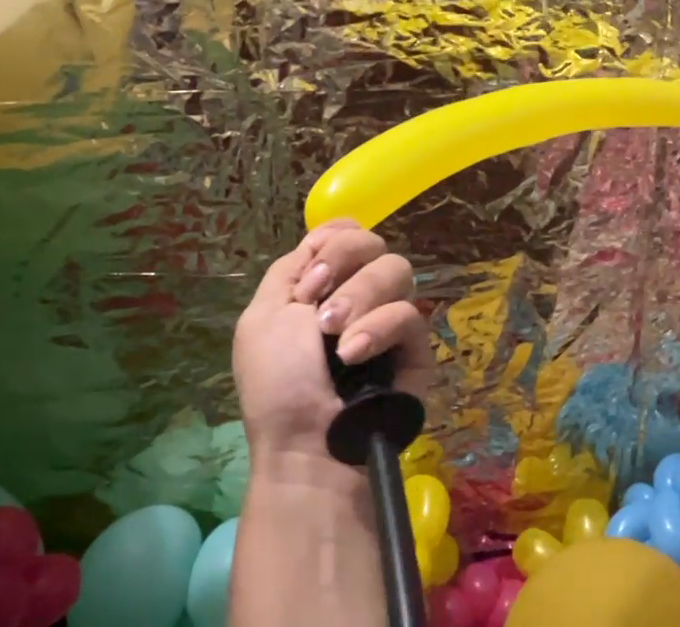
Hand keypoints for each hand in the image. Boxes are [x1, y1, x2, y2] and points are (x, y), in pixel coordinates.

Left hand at [233, 220, 431, 462]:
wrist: (306, 446)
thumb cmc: (276, 386)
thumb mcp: (263, 317)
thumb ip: (292, 267)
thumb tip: (331, 233)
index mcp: (321, 286)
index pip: (346, 233)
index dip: (334, 239)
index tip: (314, 271)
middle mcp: (358, 294)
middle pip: (373, 242)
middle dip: (345, 262)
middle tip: (320, 302)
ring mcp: (389, 318)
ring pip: (398, 269)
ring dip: (361, 295)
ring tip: (335, 336)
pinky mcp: (416, 348)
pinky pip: (410, 314)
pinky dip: (379, 327)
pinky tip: (354, 353)